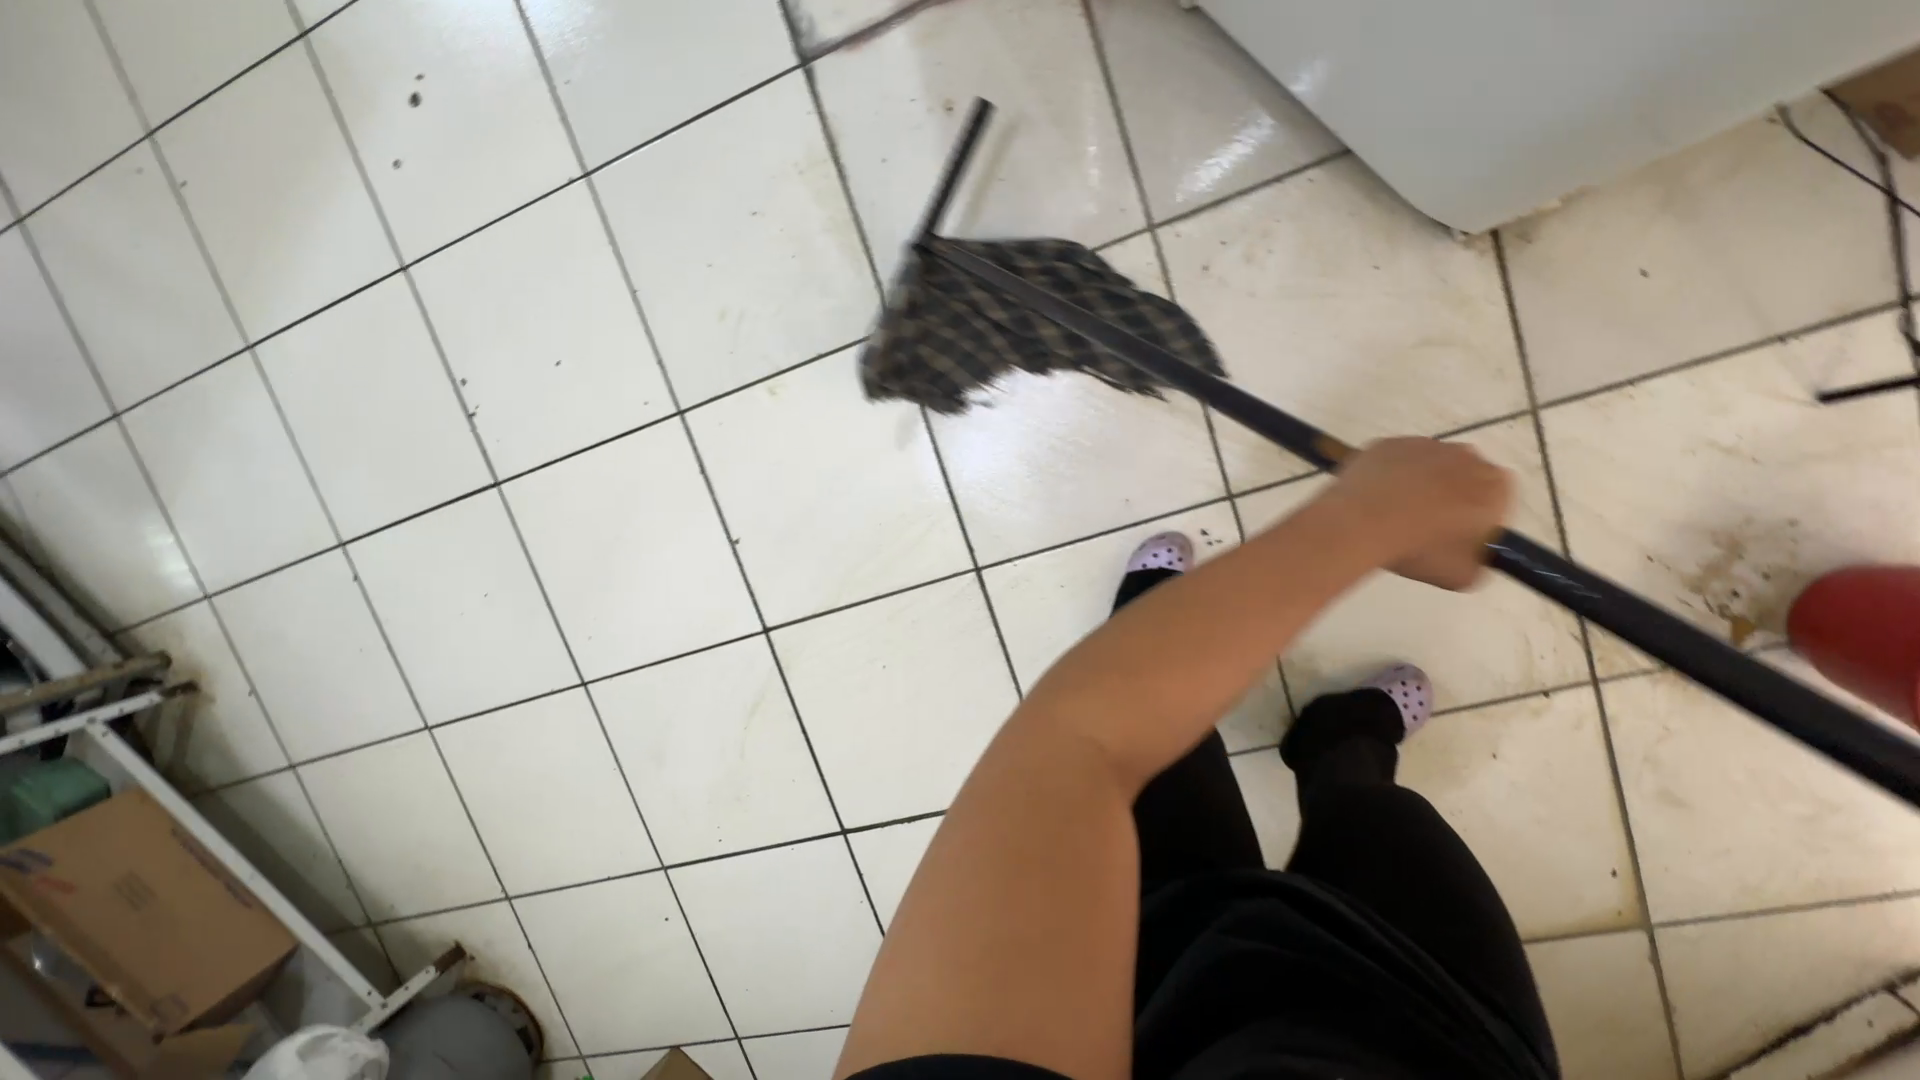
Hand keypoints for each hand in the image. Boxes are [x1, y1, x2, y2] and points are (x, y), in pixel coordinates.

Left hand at [1323, 437, 1512, 589]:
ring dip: (1419, 485)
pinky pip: (1396, 461)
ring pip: (1430, 467)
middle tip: (1424, 527)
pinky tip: (1375, 498)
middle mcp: (1466, 456)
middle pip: (1464, 479)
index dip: (1477, 520)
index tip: (1456, 537)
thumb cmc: (1417, 549)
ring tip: (1394, 514)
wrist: (1358, 523)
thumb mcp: (1461, 575)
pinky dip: (1390, 475)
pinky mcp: (1388, 442)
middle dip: (1451, 499)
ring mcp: (1424, 444)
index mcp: (1495, 486)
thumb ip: (1477, 564)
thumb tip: (1470, 558)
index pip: (1498, 501)